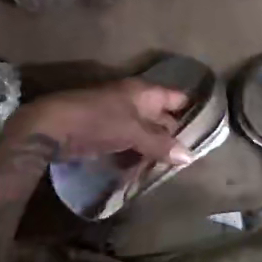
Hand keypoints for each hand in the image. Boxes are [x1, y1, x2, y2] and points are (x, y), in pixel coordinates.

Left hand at [9, 78, 193, 166]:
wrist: (53, 126)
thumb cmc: (97, 120)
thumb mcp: (133, 130)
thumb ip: (160, 143)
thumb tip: (189, 156)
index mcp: (143, 92)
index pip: (176, 98)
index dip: (191, 110)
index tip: (209, 128)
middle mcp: (133, 102)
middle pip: (161, 117)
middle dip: (175, 135)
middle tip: (193, 156)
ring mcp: (118, 118)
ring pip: (145, 133)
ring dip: (156, 148)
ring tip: (174, 168)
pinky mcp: (105, 135)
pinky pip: (129, 144)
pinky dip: (138, 154)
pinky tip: (148, 169)